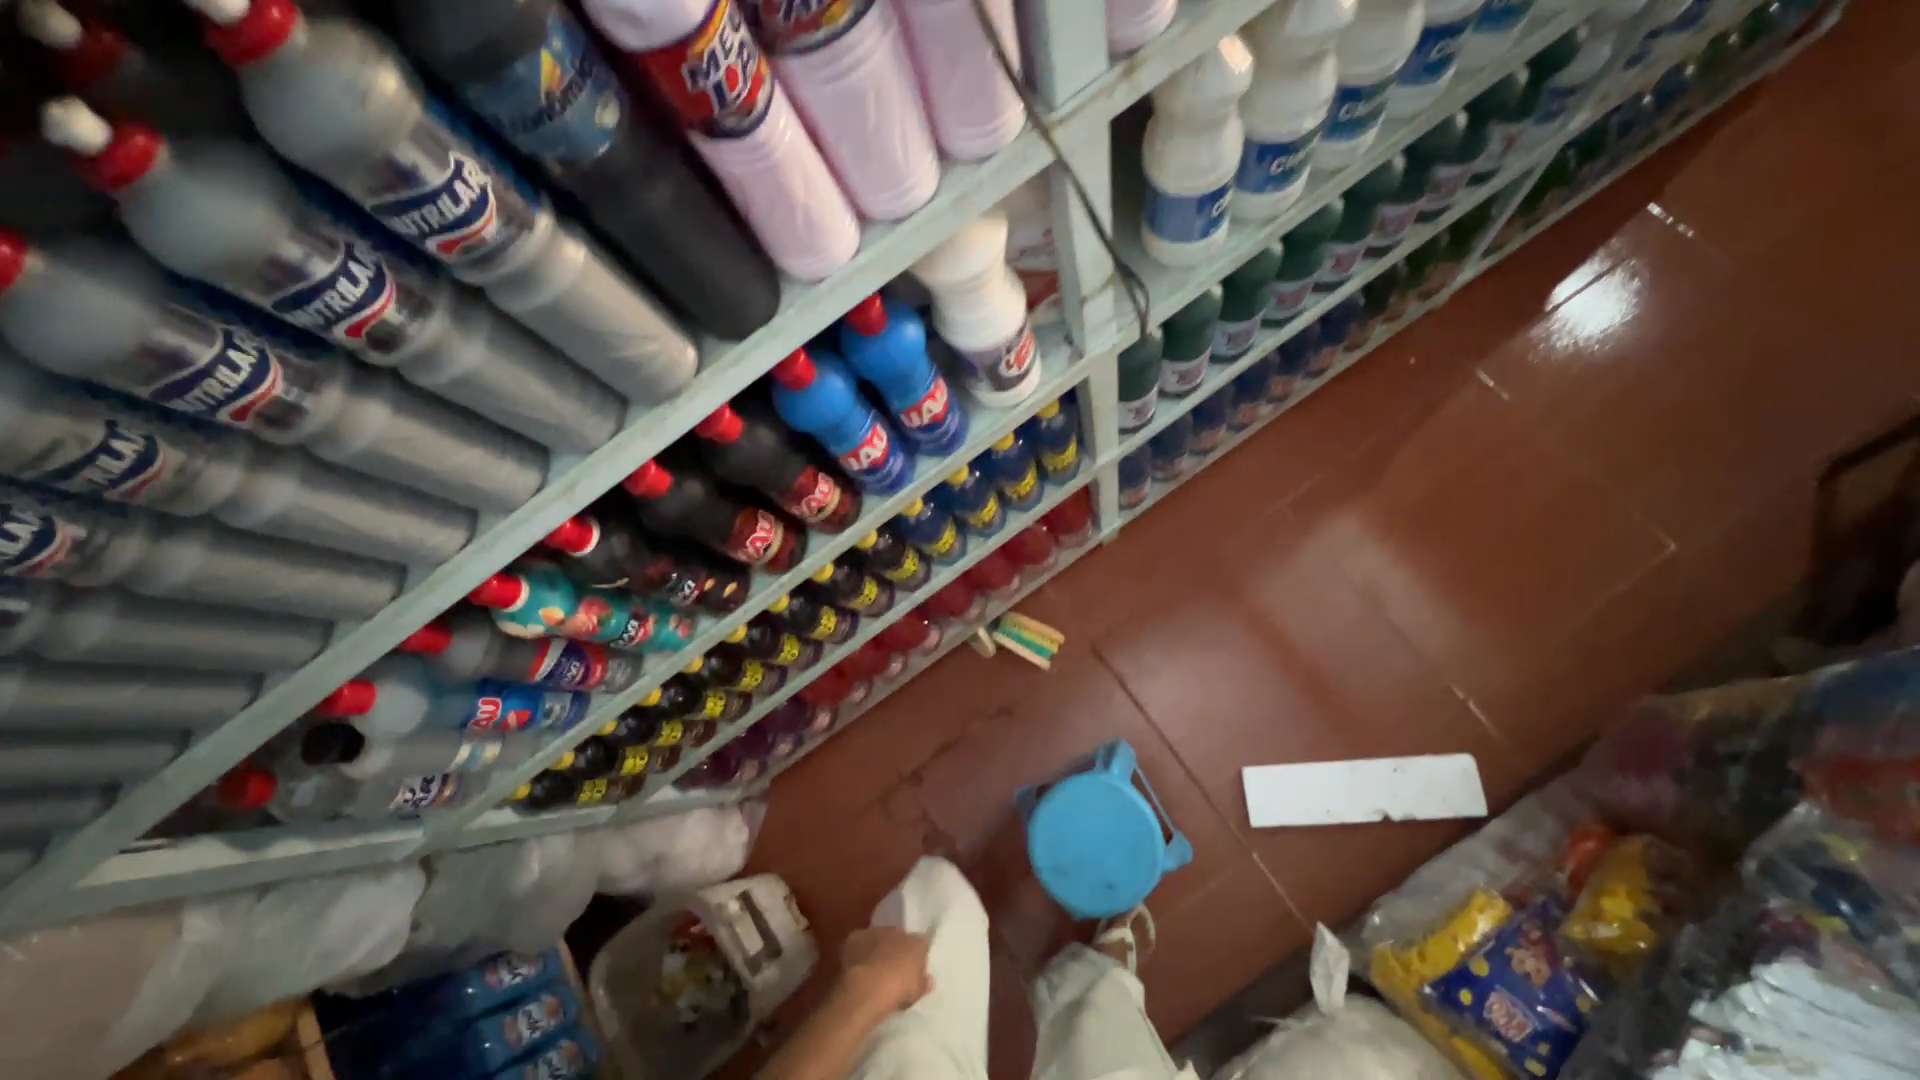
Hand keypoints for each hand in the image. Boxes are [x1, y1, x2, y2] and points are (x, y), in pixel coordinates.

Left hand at [838, 926, 931, 1012]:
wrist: (868, 987)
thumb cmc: (898, 990)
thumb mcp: (917, 992)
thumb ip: (923, 983)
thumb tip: (928, 980)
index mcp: (917, 942)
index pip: (920, 944)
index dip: (916, 956)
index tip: (913, 969)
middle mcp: (898, 931)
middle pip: (899, 938)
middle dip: (896, 950)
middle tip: (893, 969)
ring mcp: (876, 932)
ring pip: (879, 938)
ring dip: (877, 949)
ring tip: (873, 969)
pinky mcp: (855, 937)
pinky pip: (860, 943)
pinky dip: (860, 952)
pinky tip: (858, 967)